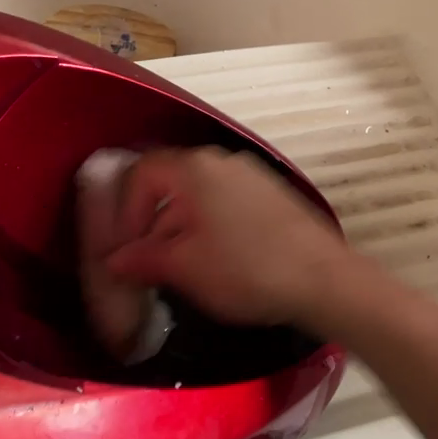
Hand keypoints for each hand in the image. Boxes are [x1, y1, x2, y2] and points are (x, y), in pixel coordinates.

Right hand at [104, 148, 351, 326]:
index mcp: (195, 168)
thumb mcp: (185, 268)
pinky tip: (215, 262)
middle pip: (170, 182)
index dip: (124, 209)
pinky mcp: (271, 193)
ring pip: (199, 195)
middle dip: (151, 222)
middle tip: (146, 264)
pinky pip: (225, 202)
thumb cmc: (246, 268)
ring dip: (180, 228)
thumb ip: (143, 258)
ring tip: (180, 270)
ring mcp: (251, 174)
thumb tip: (115, 258)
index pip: (141, 172)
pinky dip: (209, 226)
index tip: (124, 247)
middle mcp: (222, 161)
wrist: (322, 277)